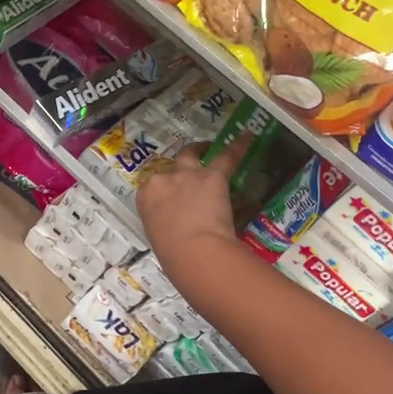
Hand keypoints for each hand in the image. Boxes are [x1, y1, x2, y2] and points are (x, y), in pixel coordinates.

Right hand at [137, 136, 246, 269]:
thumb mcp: (160, 237)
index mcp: (145, 198)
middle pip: (171, 168)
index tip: (172, 196)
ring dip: (200, 149)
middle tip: (188, 166)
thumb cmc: (173, 255)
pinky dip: (238, 147)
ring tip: (208, 145)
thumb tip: (178, 231)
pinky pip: (227, 156)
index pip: (153, 187)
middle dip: (179, 167)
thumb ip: (166, 225)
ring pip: (192, 155)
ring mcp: (187, 175)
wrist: (193, 250)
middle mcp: (163, 181)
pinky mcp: (212, 176)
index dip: (165, 190)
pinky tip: (247, 138)